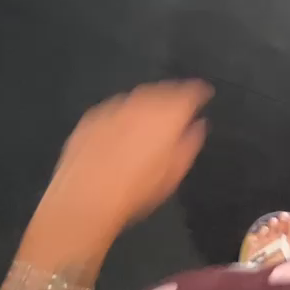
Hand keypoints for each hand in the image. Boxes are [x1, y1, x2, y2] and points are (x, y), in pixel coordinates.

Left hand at [27, 81, 211, 255]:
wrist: (84, 199)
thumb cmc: (137, 189)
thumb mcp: (174, 172)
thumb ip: (191, 142)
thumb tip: (198, 124)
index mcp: (168, 113)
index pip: (190, 92)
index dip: (200, 92)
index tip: (205, 94)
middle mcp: (142, 103)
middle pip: (163, 90)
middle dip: (174, 95)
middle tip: (180, 106)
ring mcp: (113, 107)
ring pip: (138, 97)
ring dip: (148, 102)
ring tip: (152, 118)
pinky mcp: (91, 118)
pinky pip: (115, 109)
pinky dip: (124, 113)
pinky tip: (122, 130)